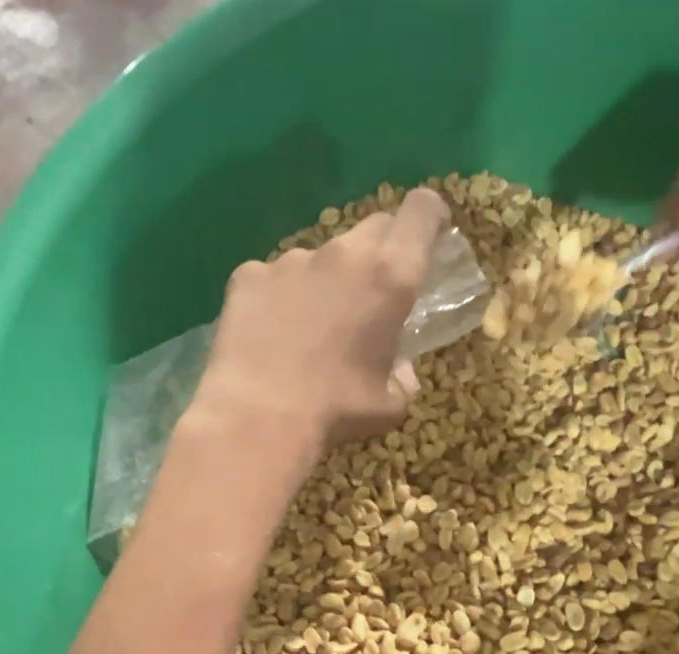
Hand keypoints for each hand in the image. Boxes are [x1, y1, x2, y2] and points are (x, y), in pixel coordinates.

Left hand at [186, 187, 448, 459]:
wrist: (257, 416)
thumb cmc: (335, 411)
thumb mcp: (388, 405)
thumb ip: (402, 379)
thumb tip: (400, 372)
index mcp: (391, 277)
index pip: (422, 211)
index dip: (430, 217)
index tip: (430, 236)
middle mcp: (343, 255)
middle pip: (373, 227)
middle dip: (380, 250)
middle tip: (371, 292)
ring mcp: (291, 260)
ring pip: (320, 255)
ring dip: (325, 279)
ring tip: (309, 326)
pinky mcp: (248, 275)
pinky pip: (271, 276)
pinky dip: (277, 296)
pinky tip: (268, 332)